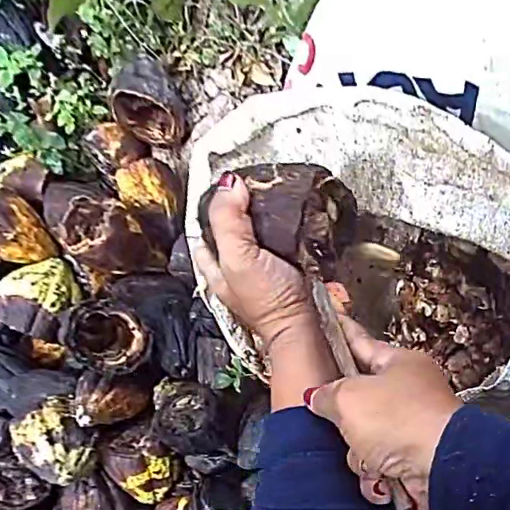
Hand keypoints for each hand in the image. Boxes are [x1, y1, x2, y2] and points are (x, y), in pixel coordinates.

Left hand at [194, 173, 314, 347]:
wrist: (306, 326)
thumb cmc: (269, 302)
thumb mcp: (238, 257)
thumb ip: (228, 220)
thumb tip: (230, 184)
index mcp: (215, 265)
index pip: (204, 226)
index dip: (213, 204)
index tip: (230, 183)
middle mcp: (238, 268)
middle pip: (234, 228)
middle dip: (244, 209)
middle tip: (258, 189)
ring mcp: (265, 271)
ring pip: (261, 235)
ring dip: (270, 219)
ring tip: (279, 200)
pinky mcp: (291, 273)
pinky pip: (287, 245)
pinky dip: (291, 233)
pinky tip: (297, 225)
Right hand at [305, 319, 461, 509]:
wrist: (439, 468)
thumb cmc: (400, 421)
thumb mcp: (349, 398)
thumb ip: (326, 394)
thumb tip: (318, 398)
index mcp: (400, 364)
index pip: (360, 343)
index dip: (341, 333)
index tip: (331, 318)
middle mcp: (409, 393)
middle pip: (357, 403)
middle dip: (346, 423)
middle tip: (346, 426)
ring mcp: (411, 427)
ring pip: (362, 439)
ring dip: (360, 455)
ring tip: (372, 457)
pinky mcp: (412, 459)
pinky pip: (378, 466)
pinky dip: (377, 476)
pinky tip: (383, 479)